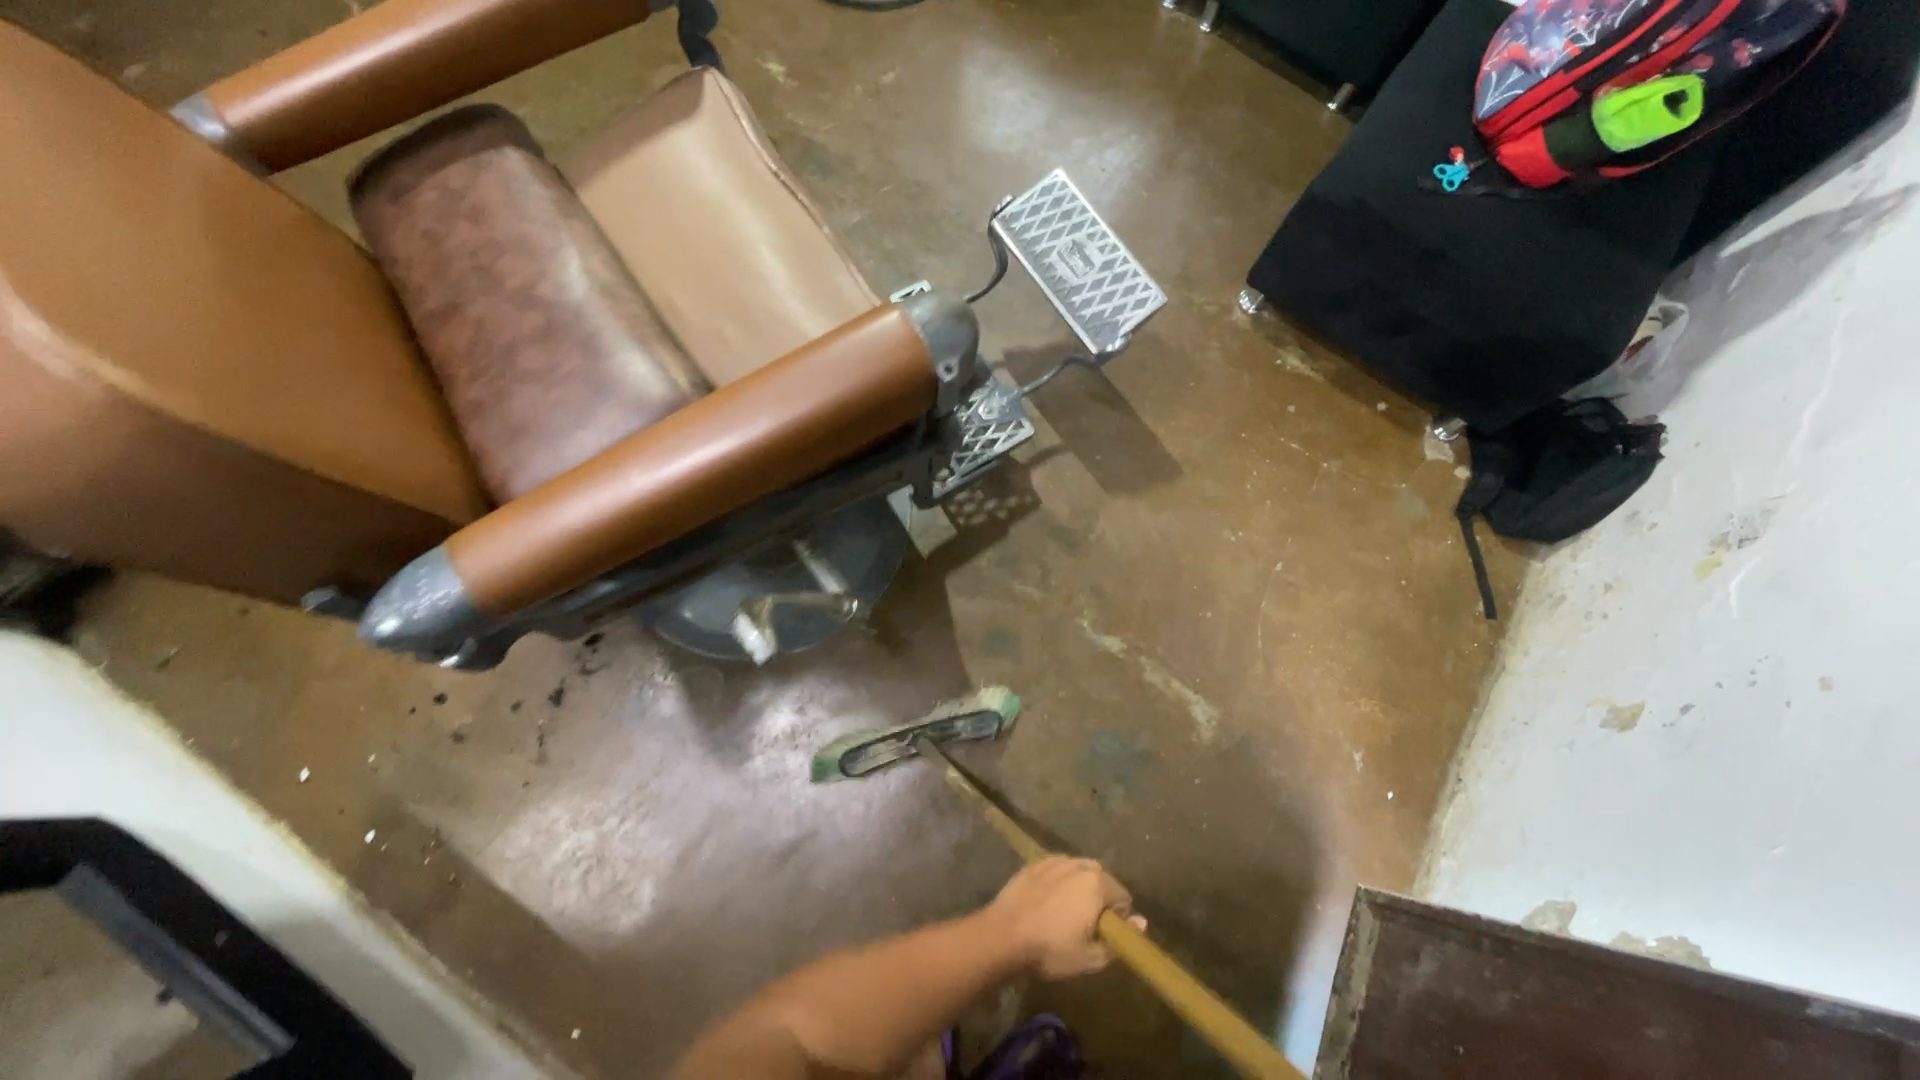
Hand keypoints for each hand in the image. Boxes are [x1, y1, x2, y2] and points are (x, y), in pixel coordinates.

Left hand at [981, 856, 1145, 979]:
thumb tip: (1141, 922)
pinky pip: (1057, 871)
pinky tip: (1046, 902)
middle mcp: (1078, 864)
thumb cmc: (1050, 949)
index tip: (1102, 935)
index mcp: (1097, 883)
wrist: (1002, 936)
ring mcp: (1054, 861)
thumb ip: (1120, 940)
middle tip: (1084, 926)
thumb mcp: (1090, 957)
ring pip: (1079, 873)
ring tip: (1064, 913)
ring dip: (1079, 889)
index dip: (1117, 919)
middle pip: (1101, 881)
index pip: (1123, 897)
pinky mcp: (1034, 864)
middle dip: (1099, 900)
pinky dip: (1059, 882)